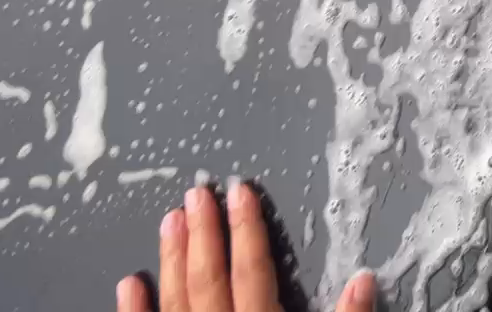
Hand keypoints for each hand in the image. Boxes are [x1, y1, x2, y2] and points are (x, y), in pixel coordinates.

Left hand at [115, 182, 374, 311]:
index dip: (247, 228)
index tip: (241, 191)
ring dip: (171, 259)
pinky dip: (135, 311)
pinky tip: (128, 284)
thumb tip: (363, 278)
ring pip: (174, 302)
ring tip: (169, 220)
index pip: (252, 269)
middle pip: (208, 279)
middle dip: (204, 233)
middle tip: (198, 192)